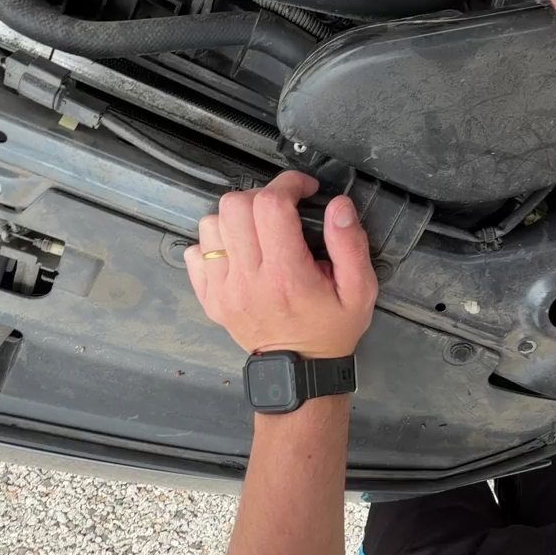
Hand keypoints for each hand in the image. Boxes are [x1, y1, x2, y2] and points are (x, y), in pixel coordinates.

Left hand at [185, 171, 378, 359]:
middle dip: (262, 197)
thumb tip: (338, 206)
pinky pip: (195, 252)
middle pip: (235, 205)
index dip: (289, 185)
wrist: (301, 370)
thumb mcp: (360, 290)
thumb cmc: (331, 329)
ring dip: (236, 219)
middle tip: (282, 210)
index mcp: (287, 275)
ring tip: (259, 232)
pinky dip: (215, 243)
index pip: (272, 205)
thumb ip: (350, 245)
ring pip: (211, 223)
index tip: (304, 190)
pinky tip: (240, 253)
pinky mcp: (209, 297)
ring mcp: (223, 289)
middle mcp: (248, 279)